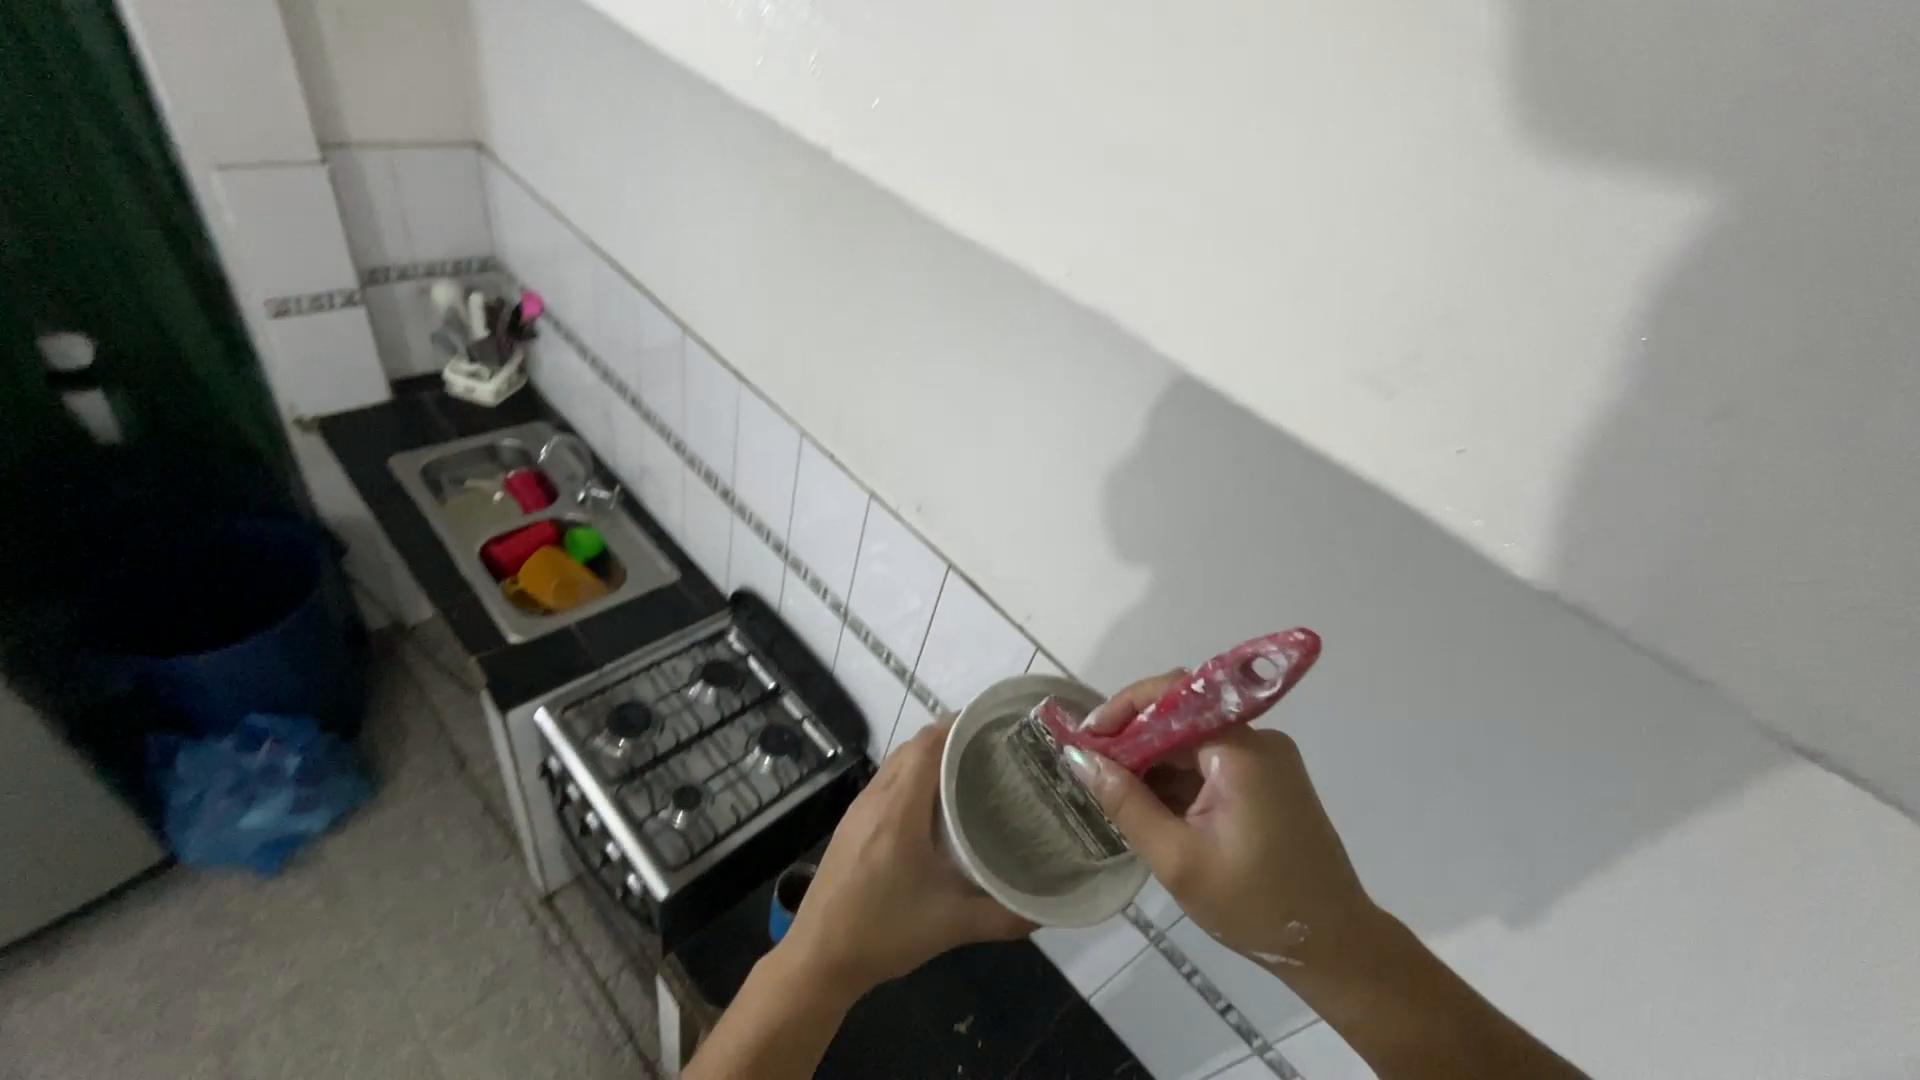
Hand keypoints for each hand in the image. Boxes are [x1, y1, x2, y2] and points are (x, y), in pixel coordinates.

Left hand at [779, 718, 1032, 996]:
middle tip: (994, 748)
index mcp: (899, 810)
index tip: (996, 726)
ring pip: (898, 763)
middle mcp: (876, 798)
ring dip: (931, 757)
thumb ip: (1003, 917)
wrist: (818, 958)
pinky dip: (913, 777)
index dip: (960, 726)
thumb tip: (1046, 913)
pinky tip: (935, 804)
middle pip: (914, 747)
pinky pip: (887, 782)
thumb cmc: (883, 933)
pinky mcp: (851, 824)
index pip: (928, 744)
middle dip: (952, 738)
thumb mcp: (951, 926)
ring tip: (971, 769)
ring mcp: (859, 809)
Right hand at [1064, 672, 1377, 971]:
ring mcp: (1266, 760)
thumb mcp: (1176, 858)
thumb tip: (1079, 757)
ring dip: (1154, 762)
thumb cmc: (1254, 904)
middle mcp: (1257, 741)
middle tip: (1093, 771)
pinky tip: (1153, 808)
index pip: (1172, 698)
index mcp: (1241, 750)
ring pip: (1193, 741)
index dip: (1123, 711)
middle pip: (1181, 716)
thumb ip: (1125, 802)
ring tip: (1116, 795)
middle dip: (1133, 739)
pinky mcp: (1268, 781)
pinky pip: (1210, 762)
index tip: (1085, 740)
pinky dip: (1178, 779)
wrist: (1336, 946)